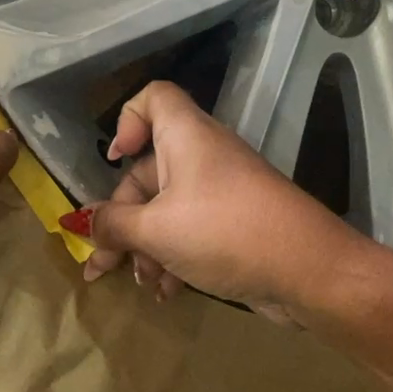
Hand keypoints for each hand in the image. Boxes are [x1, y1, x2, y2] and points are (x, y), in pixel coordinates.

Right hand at [72, 81, 372, 318]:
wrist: (309, 271)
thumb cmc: (225, 232)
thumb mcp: (156, 230)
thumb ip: (113, 225)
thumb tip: (83, 223)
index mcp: (184, 137)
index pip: (153, 98)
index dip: (126, 120)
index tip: (114, 161)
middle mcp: (202, 156)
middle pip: (147, 171)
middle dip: (122, 218)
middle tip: (104, 261)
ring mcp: (220, 192)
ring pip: (166, 209)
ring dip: (145, 247)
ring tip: (141, 284)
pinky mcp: (234, 225)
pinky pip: (190, 232)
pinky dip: (172, 257)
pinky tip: (165, 293)